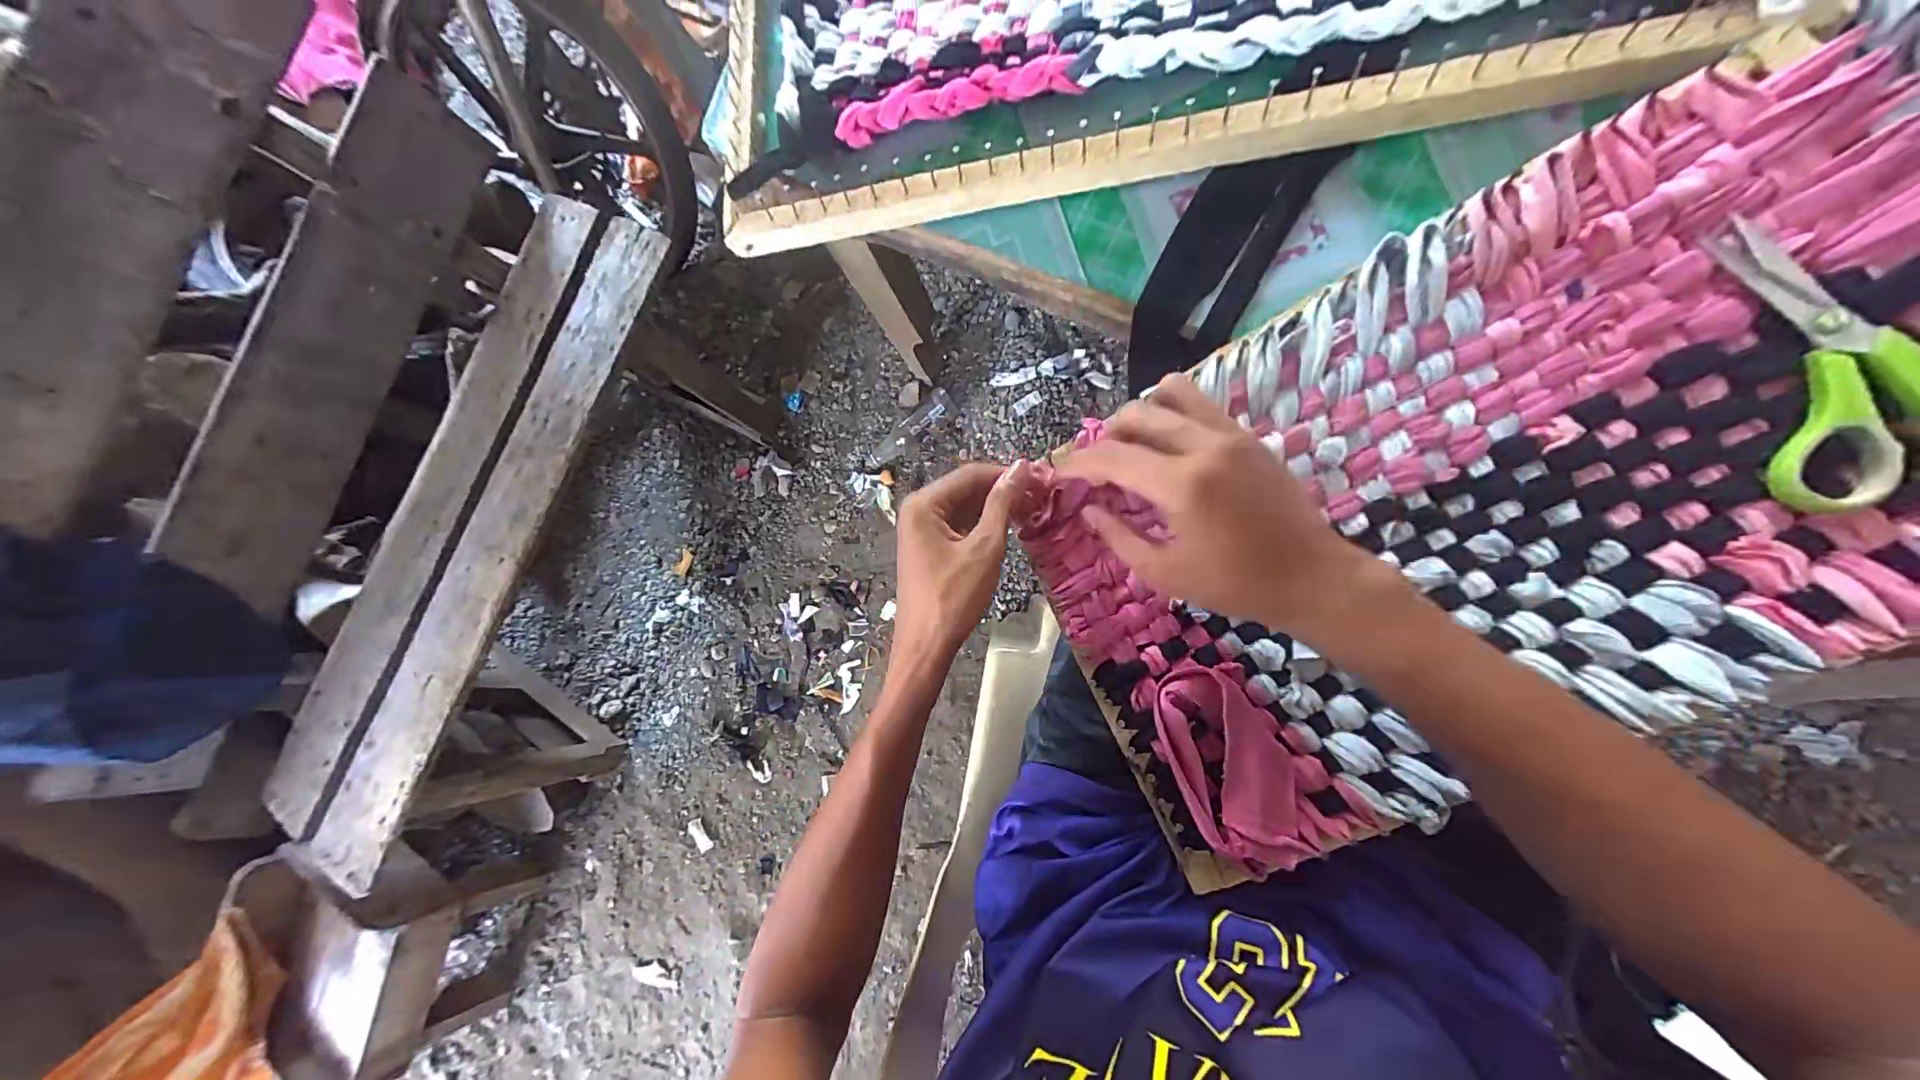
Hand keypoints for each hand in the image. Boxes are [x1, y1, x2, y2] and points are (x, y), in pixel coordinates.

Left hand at [892, 461, 1032, 662]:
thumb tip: (1021, 467)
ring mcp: (921, 529)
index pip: (971, 474)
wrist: (926, 645)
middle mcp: (918, 510)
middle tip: (1041, 495)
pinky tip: (1009, 528)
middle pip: (966, 488)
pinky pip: (959, 525)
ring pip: (964, 507)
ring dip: (995, 507)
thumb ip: (1002, 503)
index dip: (1007, 474)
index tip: (1041, 478)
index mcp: (924, 504)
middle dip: (1002, 490)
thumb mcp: (984, 547)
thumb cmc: (954, 598)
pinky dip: (983, 524)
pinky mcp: (928, 547)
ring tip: (1032, 510)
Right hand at [1057, 375, 1403, 636]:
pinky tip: (1168, 444)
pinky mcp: (1249, 436)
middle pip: (1137, 414)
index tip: (1061, 471)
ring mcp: (1231, 435)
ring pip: (1172, 393)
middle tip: (1097, 465)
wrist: (1311, 577)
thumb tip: (1090, 511)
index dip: (1079, 463)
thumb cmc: (1234, 584)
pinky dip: (1173, 413)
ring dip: (1140, 414)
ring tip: (1133, 444)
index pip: (1113, 457)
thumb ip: (1119, 537)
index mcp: (1181, 485)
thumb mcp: (1164, 573)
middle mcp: (1205, 447)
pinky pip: (1201, 405)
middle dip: (1105, 436)